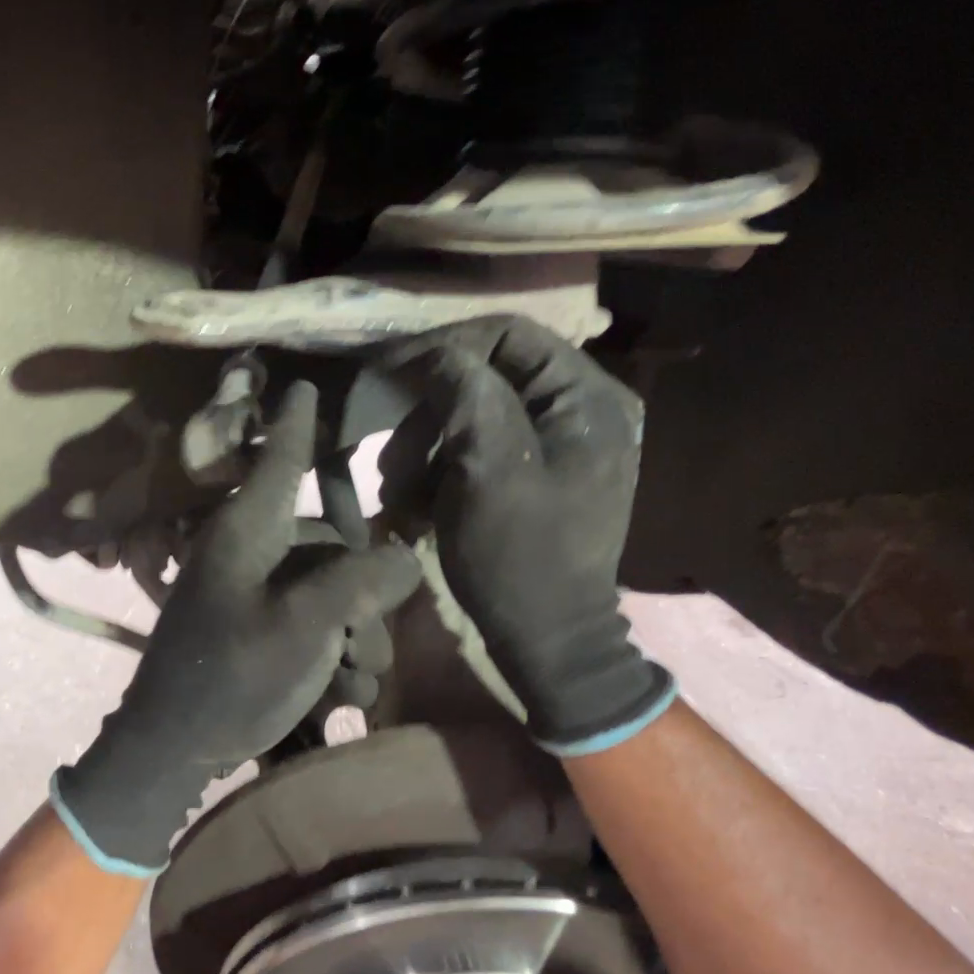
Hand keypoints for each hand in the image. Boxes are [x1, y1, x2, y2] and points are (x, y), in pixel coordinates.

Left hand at [53, 382, 422, 874]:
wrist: (177, 743)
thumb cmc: (232, 672)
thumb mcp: (303, 624)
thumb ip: (359, 582)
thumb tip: (402, 555)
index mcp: (250, 529)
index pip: (279, 460)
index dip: (298, 423)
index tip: (306, 384)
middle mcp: (255, 549)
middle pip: (334, 546)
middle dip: (365, 598)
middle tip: (367, 646)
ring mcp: (259, 591)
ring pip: (336, 592)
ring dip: (357, 638)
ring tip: (351, 680)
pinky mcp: (264, 628)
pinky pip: (320, 626)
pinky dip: (337, 658)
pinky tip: (340, 694)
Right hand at [377, 316, 674, 755]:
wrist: (547, 638)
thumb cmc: (519, 555)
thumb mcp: (487, 470)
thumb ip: (467, 395)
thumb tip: (436, 352)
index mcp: (587, 399)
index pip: (507, 335)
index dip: (442, 349)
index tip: (387, 379)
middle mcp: (581, 408)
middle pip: (486, 373)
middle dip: (428, 410)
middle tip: (391, 456)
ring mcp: (560, 442)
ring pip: (474, 410)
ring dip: (425, 443)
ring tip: (397, 488)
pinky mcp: (537, 471)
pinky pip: (477, 444)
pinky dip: (439, 466)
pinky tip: (415, 502)